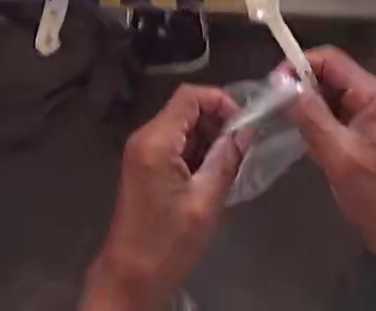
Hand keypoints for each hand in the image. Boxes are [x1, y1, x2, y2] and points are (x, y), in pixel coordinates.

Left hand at [83, 86, 247, 310]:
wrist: (129, 280)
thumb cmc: (167, 244)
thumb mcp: (204, 203)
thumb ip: (226, 161)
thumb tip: (246, 132)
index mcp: (156, 140)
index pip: (189, 96)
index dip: (219, 100)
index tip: (243, 124)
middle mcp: (145, 137)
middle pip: (185, 108)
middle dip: (216, 121)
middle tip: (242, 145)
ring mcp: (142, 150)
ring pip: (181, 125)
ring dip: (208, 137)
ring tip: (232, 161)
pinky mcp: (144, 165)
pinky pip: (174, 143)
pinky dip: (195, 150)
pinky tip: (213, 172)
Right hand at [287, 47, 375, 262]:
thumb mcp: (339, 156)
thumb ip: (310, 115)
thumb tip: (283, 82)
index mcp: (375, 95)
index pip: (330, 60)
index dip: (298, 65)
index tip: (274, 84)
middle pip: (331, 74)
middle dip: (303, 89)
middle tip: (277, 107)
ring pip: (332, 94)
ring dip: (310, 107)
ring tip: (290, 125)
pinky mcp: (372, 129)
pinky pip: (339, 111)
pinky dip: (321, 121)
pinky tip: (310, 140)